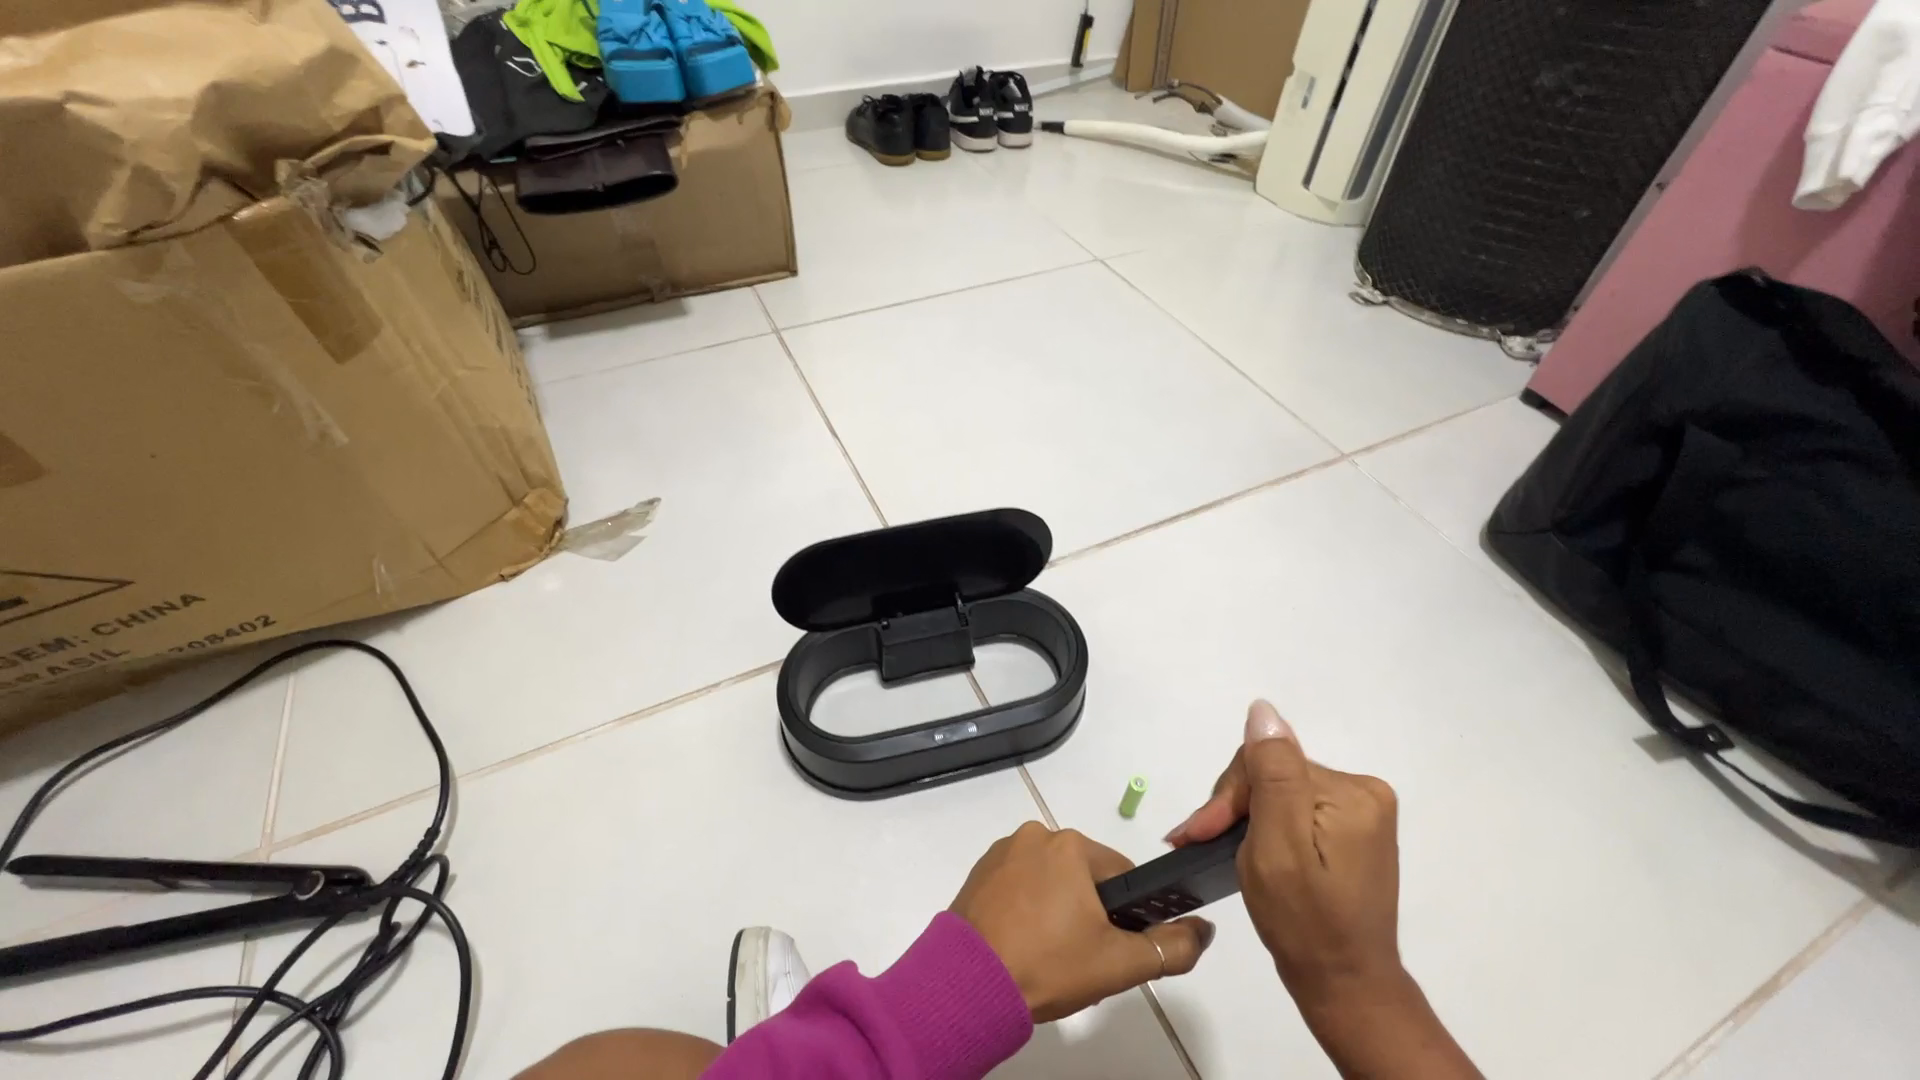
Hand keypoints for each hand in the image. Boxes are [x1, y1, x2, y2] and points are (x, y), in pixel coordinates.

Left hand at [950, 821, 1215, 1022]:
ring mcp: (1001, 853)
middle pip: (1082, 876)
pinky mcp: (977, 873)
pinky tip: (1021, 943)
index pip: (1121, 875)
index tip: (1112, 945)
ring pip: (1048, 881)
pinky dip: (1024, 909)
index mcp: (1071, 845)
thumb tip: (1204, 929)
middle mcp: (1035, 836)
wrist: (969, 982)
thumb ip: (1171, 946)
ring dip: (1055, 909)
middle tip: (1078, 956)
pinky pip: (1016, 887)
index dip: (1126, 913)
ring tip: (1047, 953)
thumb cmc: (1048, 964)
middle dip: (1088, 912)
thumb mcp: (1119, 963)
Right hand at [1167, 702, 1481, 1079]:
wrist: (1343, 985)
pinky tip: (1238, 844)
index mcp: (1351, 792)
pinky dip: (1260, 826)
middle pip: (1272, 774)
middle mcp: (1362, 792)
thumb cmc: (1304, 921)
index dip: (1228, 797)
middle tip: (1196, 840)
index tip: (1197, 833)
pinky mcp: (1350, 833)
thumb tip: (1263, 710)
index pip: (1266, 763)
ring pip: (1276, 791)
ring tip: (1208, 843)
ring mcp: (1358, 813)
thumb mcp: (1278, 846)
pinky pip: (1291, 810)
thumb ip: (1273, 774)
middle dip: (1232, 806)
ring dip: (1240, 816)